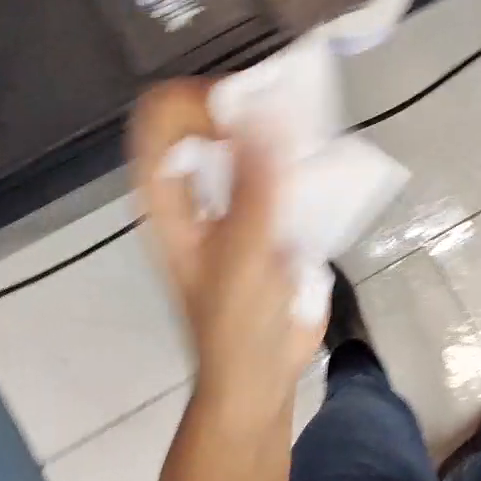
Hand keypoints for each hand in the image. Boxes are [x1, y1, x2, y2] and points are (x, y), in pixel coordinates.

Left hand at [130, 80, 321, 409]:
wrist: (260, 375)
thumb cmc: (237, 323)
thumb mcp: (243, 253)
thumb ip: (255, 184)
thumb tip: (268, 110)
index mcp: (166, 199)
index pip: (160, 120)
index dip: (196, 104)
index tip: (244, 117)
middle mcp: (190, 192)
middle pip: (202, 123)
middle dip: (242, 109)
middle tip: (285, 115)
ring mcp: (225, 203)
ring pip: (239, 144)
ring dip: (271, 131)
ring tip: (308, 132)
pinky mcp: (259, 217)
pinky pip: (271, 170)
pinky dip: (291, 158)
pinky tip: (319, 164)